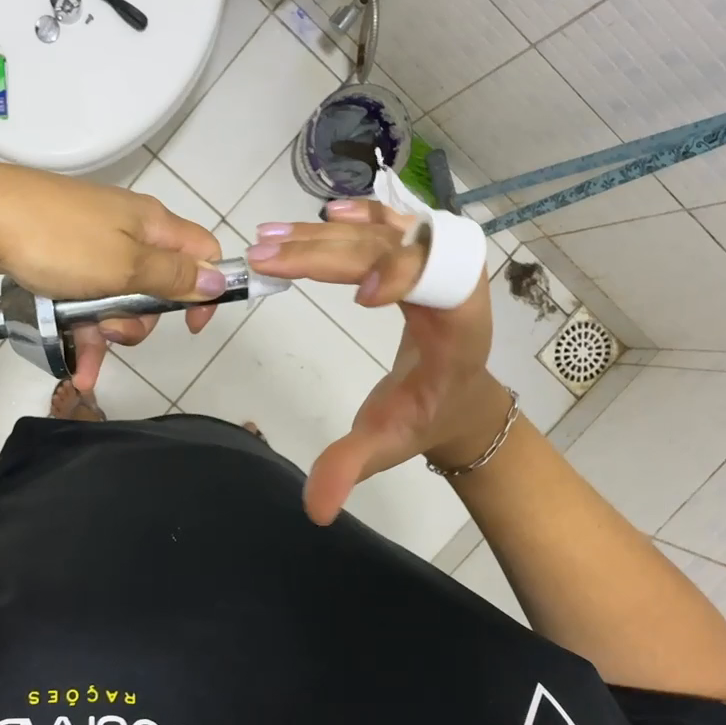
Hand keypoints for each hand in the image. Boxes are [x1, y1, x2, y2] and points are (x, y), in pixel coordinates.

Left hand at [0, 160, 223, 388]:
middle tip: (114, 328)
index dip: (205, 290)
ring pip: (118, 302)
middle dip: (140, 320)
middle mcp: (127, 232)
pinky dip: (81, 334)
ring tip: (83, 352)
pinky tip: (75, 367)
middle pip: (157, 287)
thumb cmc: (59, 241)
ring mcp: (92, 247)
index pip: (201, 254)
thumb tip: (219, 278)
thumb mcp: (125, 266)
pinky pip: (84, 303)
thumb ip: (172, 277)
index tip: (190, 325)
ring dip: (106, 335)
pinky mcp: (62, 261)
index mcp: (151, 225)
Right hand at [246, 198, 505, 524]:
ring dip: (325, 233)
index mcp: (458, 325)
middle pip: (394, 247)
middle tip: (267, 254)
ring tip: (269, 238)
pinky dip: (355, 217)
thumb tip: (315, 511)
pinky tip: (325, 213)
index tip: (359, 297)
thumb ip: (352, 470)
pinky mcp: (418, 256)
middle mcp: (452, 283)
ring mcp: (436, 263)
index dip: (404, 277)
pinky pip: (390, 224)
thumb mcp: (388, 445)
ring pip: (384, 230)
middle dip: (328, 251)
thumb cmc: (425, 419)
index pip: (439, 281)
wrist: (458, 394)